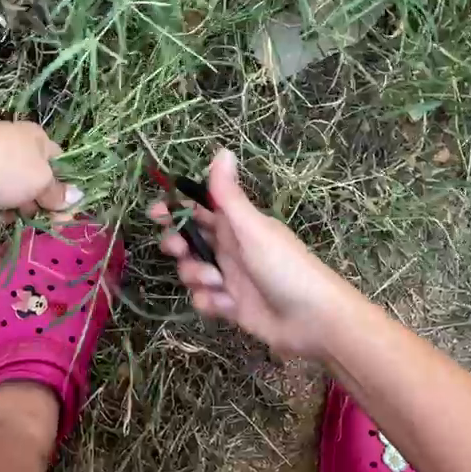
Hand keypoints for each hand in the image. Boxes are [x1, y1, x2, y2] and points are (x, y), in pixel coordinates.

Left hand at [0, 121, 83, 221]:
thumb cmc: (4, 168)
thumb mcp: (40, 180)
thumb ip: (57, 192)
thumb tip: (77, 197)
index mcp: (34, 137)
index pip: (58, 162)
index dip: (63, 188)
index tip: (64, 213)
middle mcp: (12, 145)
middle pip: (33, 182)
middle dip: (33, 204)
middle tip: (31, 218)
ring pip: (8, 196)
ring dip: (8, 212)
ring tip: (0, 215)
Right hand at [151, 149, 363, 359]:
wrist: (315, 321)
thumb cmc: (285, 266)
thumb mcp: (252, 228)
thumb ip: (229, 195)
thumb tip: (222, 150)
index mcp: (237, 225)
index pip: (199, 209)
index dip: (175, 210)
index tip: (155, 214)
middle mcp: (231, 248)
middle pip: (190, 241)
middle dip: (178, 246)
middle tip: (179, 251)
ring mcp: (230, 278)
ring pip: (193, 272)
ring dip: (196, 277)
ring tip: (216, 285)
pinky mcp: (231, 307)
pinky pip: (205, 301)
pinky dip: (210, 303)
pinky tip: (225, 307)